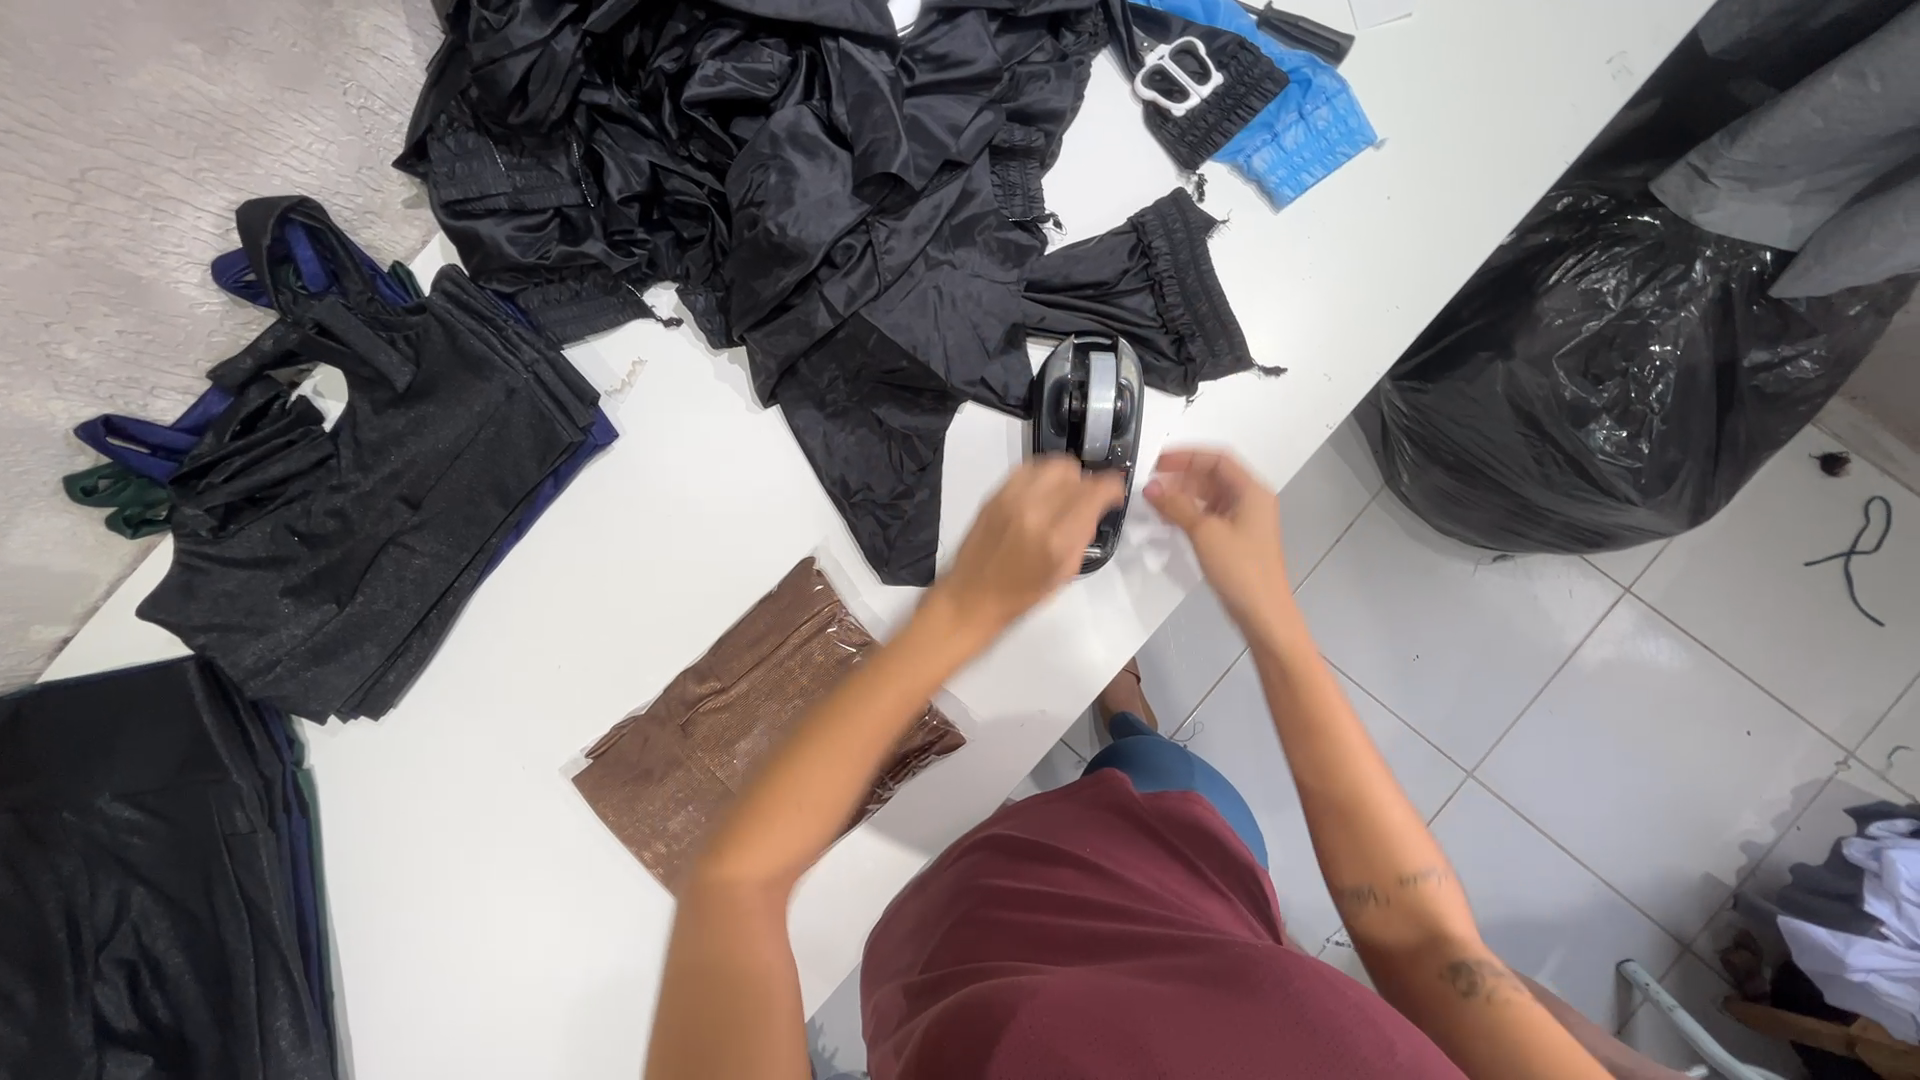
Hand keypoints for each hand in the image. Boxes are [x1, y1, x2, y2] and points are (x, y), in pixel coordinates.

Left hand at [929, 456, 1127, 636]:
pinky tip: (1043, 490)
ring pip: (1051, 464)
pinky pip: (1027, 468)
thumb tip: (1093, 510)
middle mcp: (1034, 511)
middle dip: (1087, 483)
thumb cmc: (1020, 594)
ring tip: (1065, 493)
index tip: (1113, 494)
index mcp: (1057, 538)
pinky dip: (1041, 475)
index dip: (1112, 487)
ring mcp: (1010, 499)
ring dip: (1065, 475)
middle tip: (1086, 499)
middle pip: (1074, 472)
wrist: (972, 596)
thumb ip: (1082, 536)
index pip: (1095, 491)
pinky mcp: (994, 495)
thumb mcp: (1065, 572)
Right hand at [1144, 448, 1291, 639]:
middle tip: (1152, 484)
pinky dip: (1189, 513)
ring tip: (1156, 502)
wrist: (1262, 612)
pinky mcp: (1235, 538)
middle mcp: (1250, 500)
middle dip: (1181, 477)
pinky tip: (1169, 519)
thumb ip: (1176, 506)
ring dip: (1182, 496)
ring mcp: (1243, 520)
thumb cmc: (1241, 569)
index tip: (1158, 462)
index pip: (1217, 459)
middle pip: (1212, 476)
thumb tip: (1151, 488)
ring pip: (1209, 496)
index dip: (1186, 456)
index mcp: (1252, 490)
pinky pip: (1209, 514)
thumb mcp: (1204, 532)